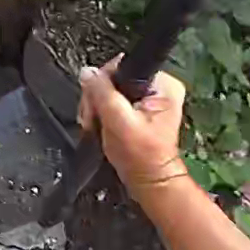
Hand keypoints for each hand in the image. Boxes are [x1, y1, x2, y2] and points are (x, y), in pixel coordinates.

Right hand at [77, 59, 189, 190]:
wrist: (148, 182)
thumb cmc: (141, 157)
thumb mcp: (118, 120)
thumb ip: (101, 92)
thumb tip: (87, 72)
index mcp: (163, 85)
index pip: (122, 67)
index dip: (103, 83)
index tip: (97, 105)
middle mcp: (158, 88)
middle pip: (113, 79)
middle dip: (97, 100)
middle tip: (95, 120)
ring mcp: (148, 99)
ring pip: (108, 91)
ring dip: (96, 109)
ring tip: (96, 127)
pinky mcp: (138, 110)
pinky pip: (111, 101)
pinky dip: (101, 114)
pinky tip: (100, 127)